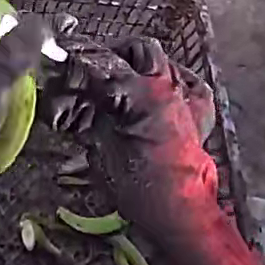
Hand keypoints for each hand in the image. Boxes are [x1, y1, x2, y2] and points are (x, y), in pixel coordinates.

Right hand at [77, 37, 264, 264]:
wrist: (182, 216)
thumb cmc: (139, 187)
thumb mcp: (100, 149)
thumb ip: (86, 116)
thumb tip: (66, 98)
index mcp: (143, 92)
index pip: (105, 62)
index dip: (80, 57)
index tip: (64, 55)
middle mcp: (169, 86)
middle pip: (139, 48)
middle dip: (115, 52)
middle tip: (94, 66)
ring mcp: (188, 97)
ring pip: (164, 60)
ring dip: (141, 63)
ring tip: (121, 77)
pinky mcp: (200, 113)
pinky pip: (187, 82)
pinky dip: (170, 79)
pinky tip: (158, 89)